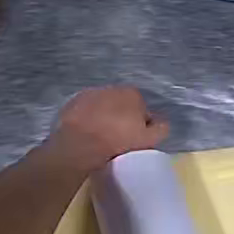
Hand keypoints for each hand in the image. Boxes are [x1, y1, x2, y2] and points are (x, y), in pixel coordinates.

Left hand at [41, 86, 168, 172]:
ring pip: (102, 106)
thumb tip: (161, 122)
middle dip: (121, 117)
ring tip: (100, 137)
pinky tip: (86, 133)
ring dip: (103, 116)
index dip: (140, 124)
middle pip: (121, 105)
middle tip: (118, 138)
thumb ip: (161, 128)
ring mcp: (90, 94)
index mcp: (133, 94)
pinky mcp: (72, 103)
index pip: (142, 109)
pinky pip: (84, 111)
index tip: (134, 138)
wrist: (80, 145)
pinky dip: (86, 118)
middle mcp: (112, 88)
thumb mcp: (149, 140)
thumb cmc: (118, 142)